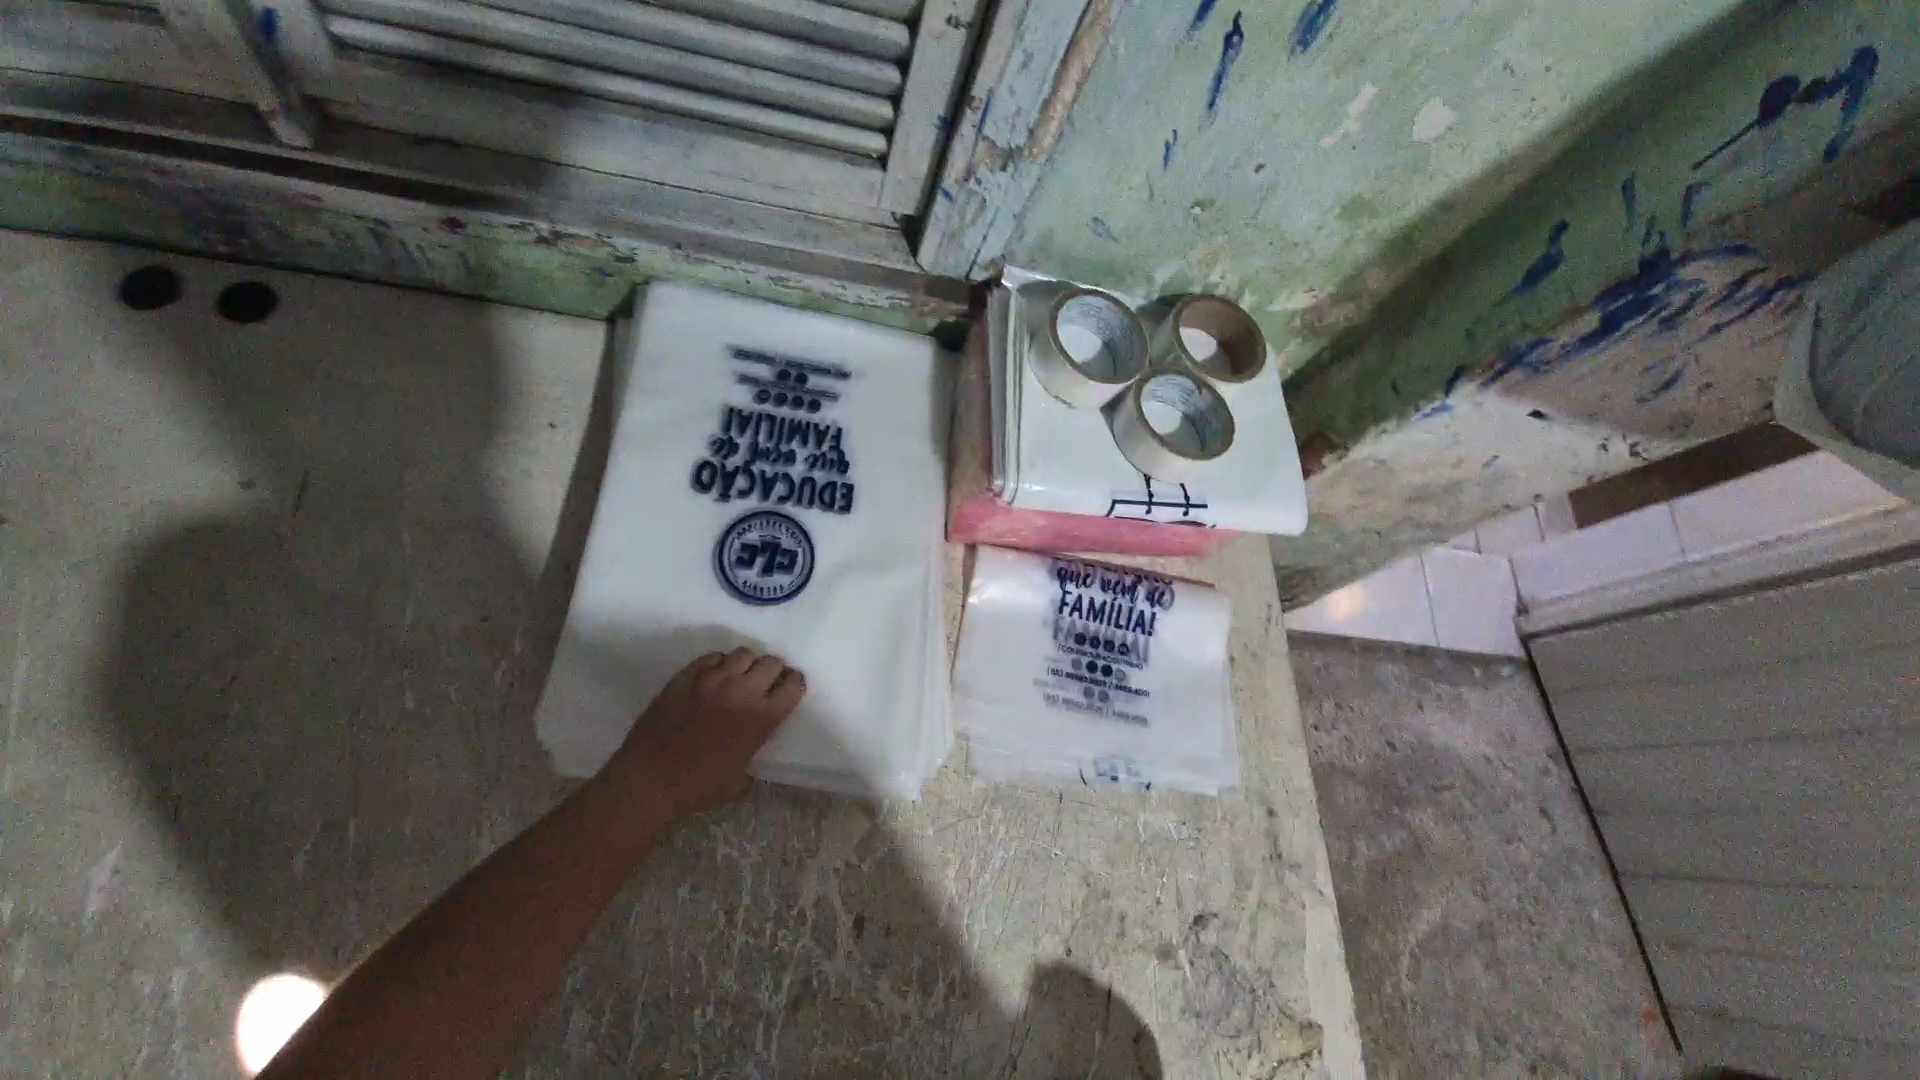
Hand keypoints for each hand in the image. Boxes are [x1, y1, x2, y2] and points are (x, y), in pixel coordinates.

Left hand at [604, 648, 805, 819]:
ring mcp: (711, 680)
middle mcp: (741, 691)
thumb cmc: (698, 788)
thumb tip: (751, 745)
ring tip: (738, 677)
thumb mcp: (739, 780)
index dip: (793, 685)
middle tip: (765, 682)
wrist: (650, 781)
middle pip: (771, 663)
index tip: (788, 689)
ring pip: (742, 654)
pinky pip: (712, 657)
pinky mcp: (686, 676)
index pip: (793, 685)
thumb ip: (753, 756)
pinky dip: (718, 664)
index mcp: (761, 718)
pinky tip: (713, 678)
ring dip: (746, 665)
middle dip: (773, 671)